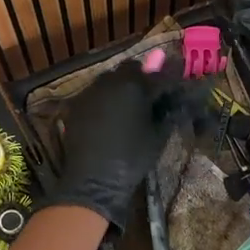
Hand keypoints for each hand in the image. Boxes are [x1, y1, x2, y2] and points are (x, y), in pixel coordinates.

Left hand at [39, 60, 208, 230]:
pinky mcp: (75, 105)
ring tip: (128, 105)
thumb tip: (173, 98)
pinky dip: (104, 99)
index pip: (157, 75)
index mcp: (134, 86)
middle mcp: (110, 81)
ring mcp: (89, 92)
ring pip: (109, 79)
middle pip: (130, 70)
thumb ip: (166, 110)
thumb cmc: (133, 159)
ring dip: (121, 87)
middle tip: (148, 96)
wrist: (94, 180)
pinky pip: (94, 94)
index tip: (172, 89)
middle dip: (141, 78)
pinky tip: (109, 115)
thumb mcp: (158, 136)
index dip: (167, 80)